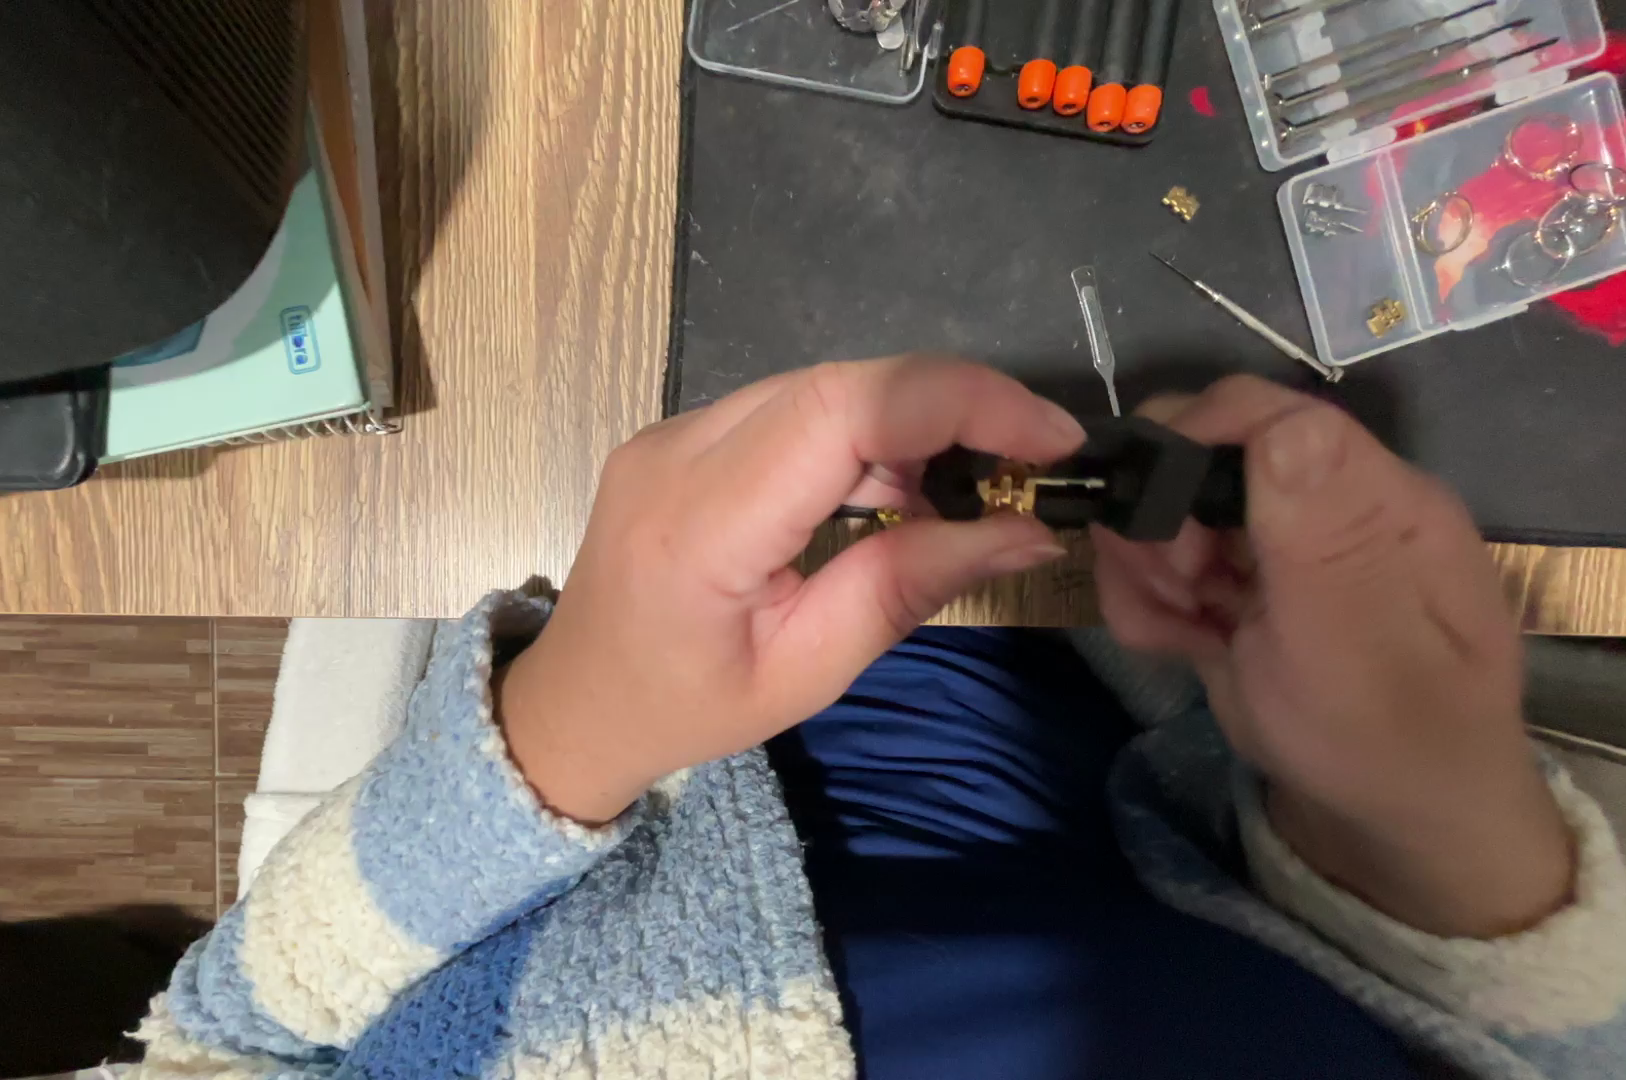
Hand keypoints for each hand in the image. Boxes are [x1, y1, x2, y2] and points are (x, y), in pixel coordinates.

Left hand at [499, 357, 1084, 823]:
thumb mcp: (805, 672)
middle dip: (946, 410)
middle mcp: (674, 452)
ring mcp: (667, 434)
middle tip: (1020, 467)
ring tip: (948, 498)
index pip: (840, 412)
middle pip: (834, 385)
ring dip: (898, 428)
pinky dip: (850, 438)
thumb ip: (905, 589)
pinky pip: (781, 411)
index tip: (1049, 438)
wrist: (576, 701)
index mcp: (700, 525)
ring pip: (812, 390)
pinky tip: (878, 493)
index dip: (959, 401)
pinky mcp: (674, 437)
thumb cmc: (684, 710)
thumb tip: (1025, 530)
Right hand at [1091, 375, 1571, 937]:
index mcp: (1370, 499)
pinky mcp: (1224, 579)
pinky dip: (1141, 605)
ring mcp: (1263, 543)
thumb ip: (1321, 534)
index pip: (1262, 412)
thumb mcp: (1354, 643)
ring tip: (1181, 632)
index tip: (1154, 518)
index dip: (1187, 443)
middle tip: (1182, 591)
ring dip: (1141, 579)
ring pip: (1151, 518)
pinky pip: (1145, 567)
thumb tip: (1286, 422)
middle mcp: (1313, 504)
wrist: (1376, 816)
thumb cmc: (1383, 735)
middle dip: (1156, 529)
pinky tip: (1177, 643)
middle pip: (1185, 461)